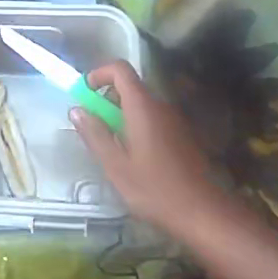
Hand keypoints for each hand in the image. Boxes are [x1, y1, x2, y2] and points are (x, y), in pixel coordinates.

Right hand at [69, 61, 247, 242]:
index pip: (121, 69)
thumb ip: (95, 135)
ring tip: (109, 145)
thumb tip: (77, 109)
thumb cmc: (154, 189)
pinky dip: (136, 124)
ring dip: (120, 113)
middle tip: (92, 125)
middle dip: (106, 98)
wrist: (200, 209)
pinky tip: (132, 155)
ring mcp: (173, 117)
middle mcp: (160, 104)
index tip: (83, 94)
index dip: (99, 74)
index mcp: (143, 106)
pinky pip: (152, 116)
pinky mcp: (180, 132)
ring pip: (141, 103)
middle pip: (130, 85)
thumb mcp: (116, 166)